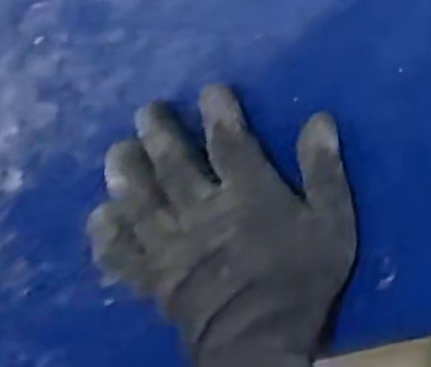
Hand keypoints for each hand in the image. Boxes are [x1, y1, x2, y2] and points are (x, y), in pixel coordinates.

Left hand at [86, 86, 355, 366]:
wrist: (259, 347)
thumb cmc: (302, 277)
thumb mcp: (331, 220)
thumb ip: (324, 169)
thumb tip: (319, 118)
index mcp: (248, 193)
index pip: (229, 142)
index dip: (219, 113)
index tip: (209, 89)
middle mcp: (204, 212)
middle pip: (175, 167)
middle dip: (160, 135)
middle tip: (144, 111)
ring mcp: (173, 248)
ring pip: (143, 203)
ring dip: (126, 176)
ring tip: (115, 152)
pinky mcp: (155, 282)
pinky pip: (125, 256)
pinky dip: (109, 237)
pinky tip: (98, 219)